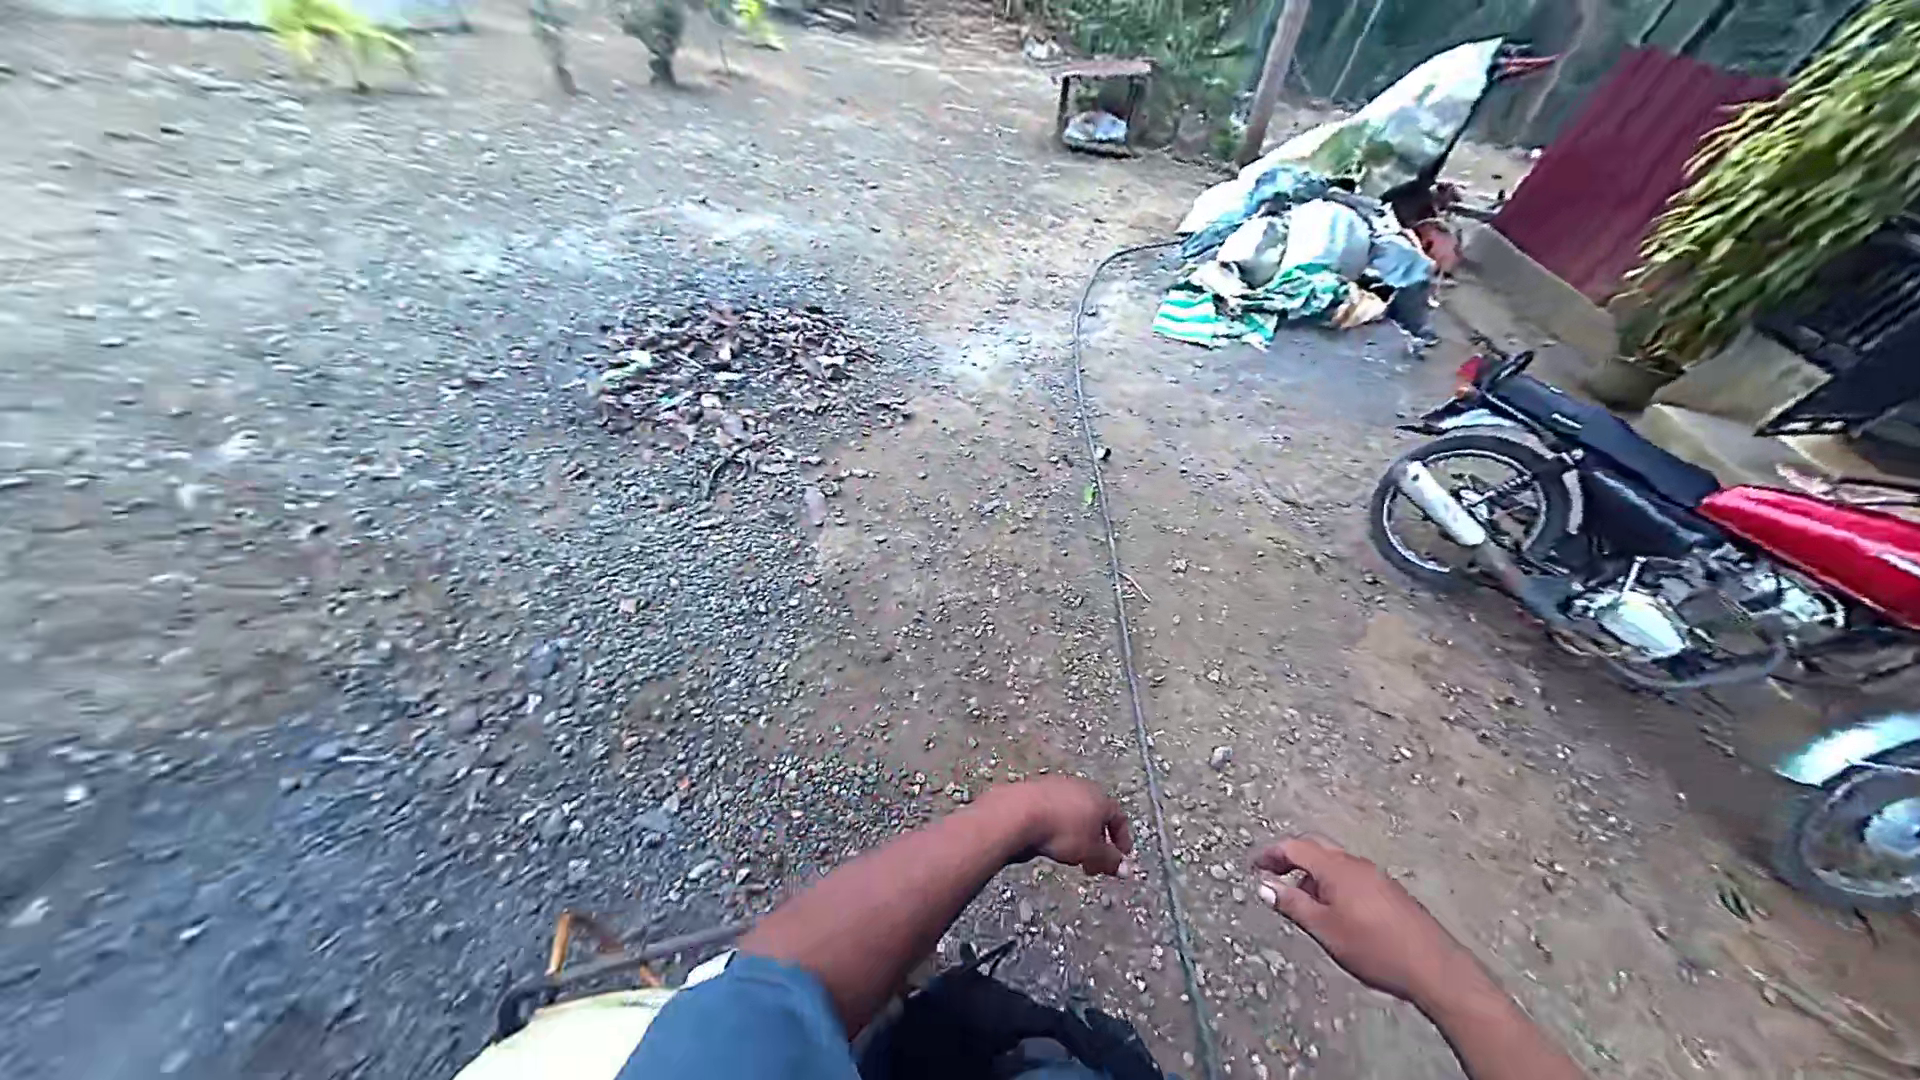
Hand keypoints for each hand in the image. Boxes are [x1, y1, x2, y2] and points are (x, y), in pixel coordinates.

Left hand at [986, 777, 1133, 875]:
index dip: (1122, 838)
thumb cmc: (1062, 831)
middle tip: (1093, 864)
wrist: (1019, 812)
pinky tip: (1050, 839)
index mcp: (1099, 797)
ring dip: (1078, 833)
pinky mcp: (1037, 789)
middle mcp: (1080, 786)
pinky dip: (1059, 825)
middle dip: (1097, 840)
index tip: (1120, 856)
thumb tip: (1125, 869)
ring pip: (1075, 812)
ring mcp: (1057, 785)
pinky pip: (1055, 809)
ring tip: (1071, 854)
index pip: (1118, 817)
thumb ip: (1109, 860)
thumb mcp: (1091, 852)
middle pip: (1096, 814)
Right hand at [1251, 835, 1480, 1005]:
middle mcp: (1355, 863)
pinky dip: (1335, 884)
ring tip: (1305, 902)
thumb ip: (1291, 903)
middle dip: (1291, 858)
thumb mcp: (1323, 928)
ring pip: (1335, 863)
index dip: (1270, 854)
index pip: (1293, 847)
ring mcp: (1376, 876)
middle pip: (1315, 847)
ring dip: (1313, 874)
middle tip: (1275, 875)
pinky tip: (1338, 911)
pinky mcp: (1391, 892)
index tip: (1255, 866)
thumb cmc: (1376, 949)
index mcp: (1335, 867)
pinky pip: (1353, 876)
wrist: (1437, 971)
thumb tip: (1264, 885)